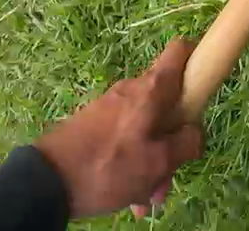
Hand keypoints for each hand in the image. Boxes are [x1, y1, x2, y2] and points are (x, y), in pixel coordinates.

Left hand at [34, 38, 204, 218]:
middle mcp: (132, 89)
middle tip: (169, 176)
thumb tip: (195, 133)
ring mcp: (110, 107)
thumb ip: (186, 144)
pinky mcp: (92, 126)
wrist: (43, 182)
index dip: (198, 57)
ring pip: (145, 127)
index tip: (204, 86)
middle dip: (173, 138)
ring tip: (145, 198)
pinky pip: (124, 138)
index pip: (182, 49)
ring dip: (151, 159)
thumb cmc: (108, 166)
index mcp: (153, 89)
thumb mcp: (156, 163)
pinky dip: (131, 162)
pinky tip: (126, 196)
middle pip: (167, 101)